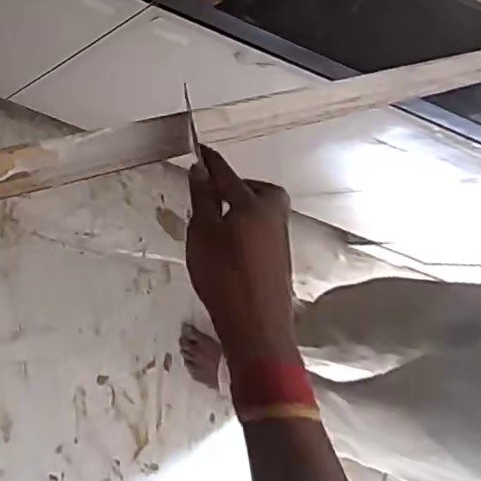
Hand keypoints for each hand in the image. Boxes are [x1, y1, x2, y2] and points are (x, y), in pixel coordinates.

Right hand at [186, 144, 296, 365]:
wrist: (257, 330)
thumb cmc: (223, 277)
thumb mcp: (202, 233)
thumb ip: (202, 199)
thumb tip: (200, 171)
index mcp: (252, 205)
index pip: (227, 174)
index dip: (211, 161)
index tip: (199, 149)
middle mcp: (273, 217)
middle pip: (262, 189)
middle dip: (241, 185)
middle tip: (216, 191)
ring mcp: (280, 240)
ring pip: (265, 210)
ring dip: (245, 206)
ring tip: (219, 217)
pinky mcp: (281, 260)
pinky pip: (265, 229)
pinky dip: (249, 225)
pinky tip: (231, 240)